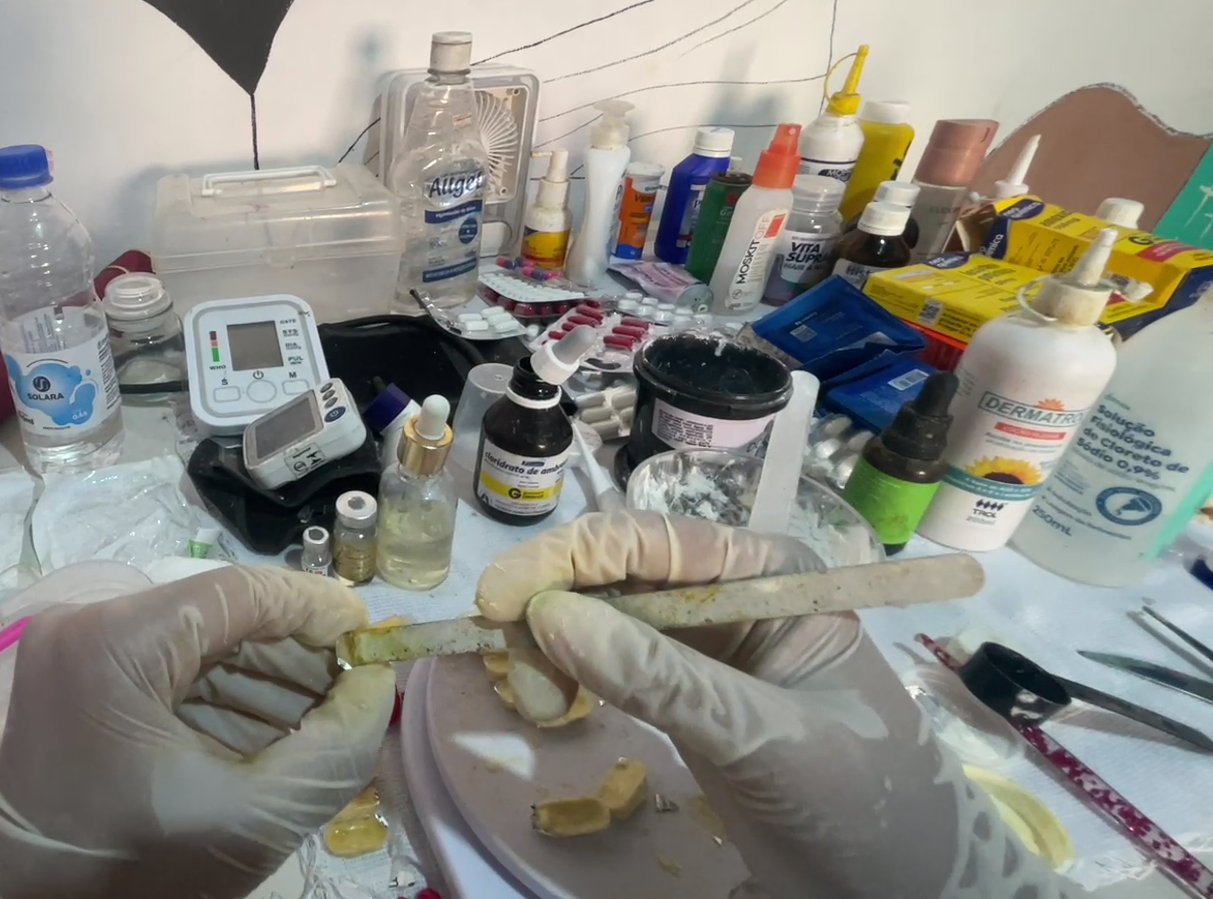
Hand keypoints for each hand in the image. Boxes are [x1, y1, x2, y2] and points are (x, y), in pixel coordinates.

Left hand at [0, 565, 395, 898]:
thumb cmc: (133, 879)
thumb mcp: (250, 821)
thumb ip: (333, 747)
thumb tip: (379, 681)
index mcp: (110, 642)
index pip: (234, 592)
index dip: (311, 606)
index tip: (367, 632)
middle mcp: (84, 620)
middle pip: (216, 614)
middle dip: (292, 649)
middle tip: (354, 681)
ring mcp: (76, 642)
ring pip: (197, 636)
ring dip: (265, 671)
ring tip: (327, 706)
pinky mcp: (80, 668)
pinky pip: (171, 661)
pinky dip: (226, 688)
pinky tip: (276, 716)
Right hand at [477, 510, 1075, 898]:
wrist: (908, 897)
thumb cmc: (867, 812)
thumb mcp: (763, 740)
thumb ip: (658, 676)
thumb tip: (546, 616)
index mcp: (763, 570)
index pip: (644, 540)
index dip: (560, 559)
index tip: (495, 600)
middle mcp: (721, 582)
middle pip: (605, 566)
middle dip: (547, 607)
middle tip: (507, 664)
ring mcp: (694, 628)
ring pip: (589, 605)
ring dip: (545, 643)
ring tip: (535, 703)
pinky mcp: (670, 670)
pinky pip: (596, 647)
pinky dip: (560, 666)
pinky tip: (552, 698)